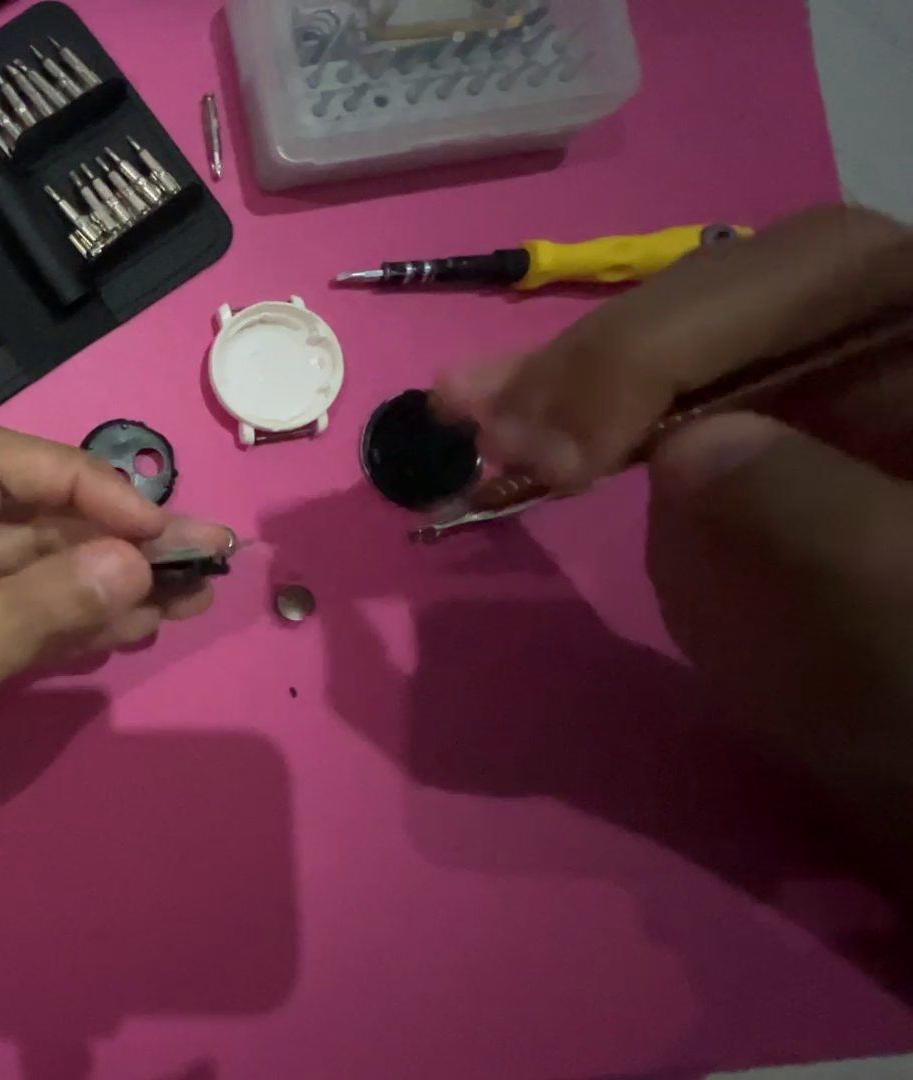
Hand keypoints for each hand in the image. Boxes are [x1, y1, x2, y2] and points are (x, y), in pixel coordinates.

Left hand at [0, 426, 226, 889]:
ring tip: (192, 593)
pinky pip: (34, 617)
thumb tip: (133, 561)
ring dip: (113, 577)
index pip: (0, 467)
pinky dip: (85, 620)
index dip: (78, 480)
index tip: (146, 526)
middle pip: (33, 516)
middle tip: (203, 552)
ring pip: (42, 569)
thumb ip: (32, 613)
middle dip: (114, 531)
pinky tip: (139, 626)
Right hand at [434, 205, 912, 788]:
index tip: (560, 458)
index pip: (815, 277)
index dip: (665, 345)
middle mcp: (875, 332)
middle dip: (591, 361)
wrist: (899, 724)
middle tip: (497, 443)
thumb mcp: (897, 619)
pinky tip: (470, 404)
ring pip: (655, 330)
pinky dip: (543, 397)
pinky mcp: (720, 416)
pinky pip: (622, 384)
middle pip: (717, 292)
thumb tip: (691, 446)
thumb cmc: (910, 687)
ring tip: (454, 407)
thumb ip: (822, 518)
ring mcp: (792, 372)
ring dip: (546, 373)